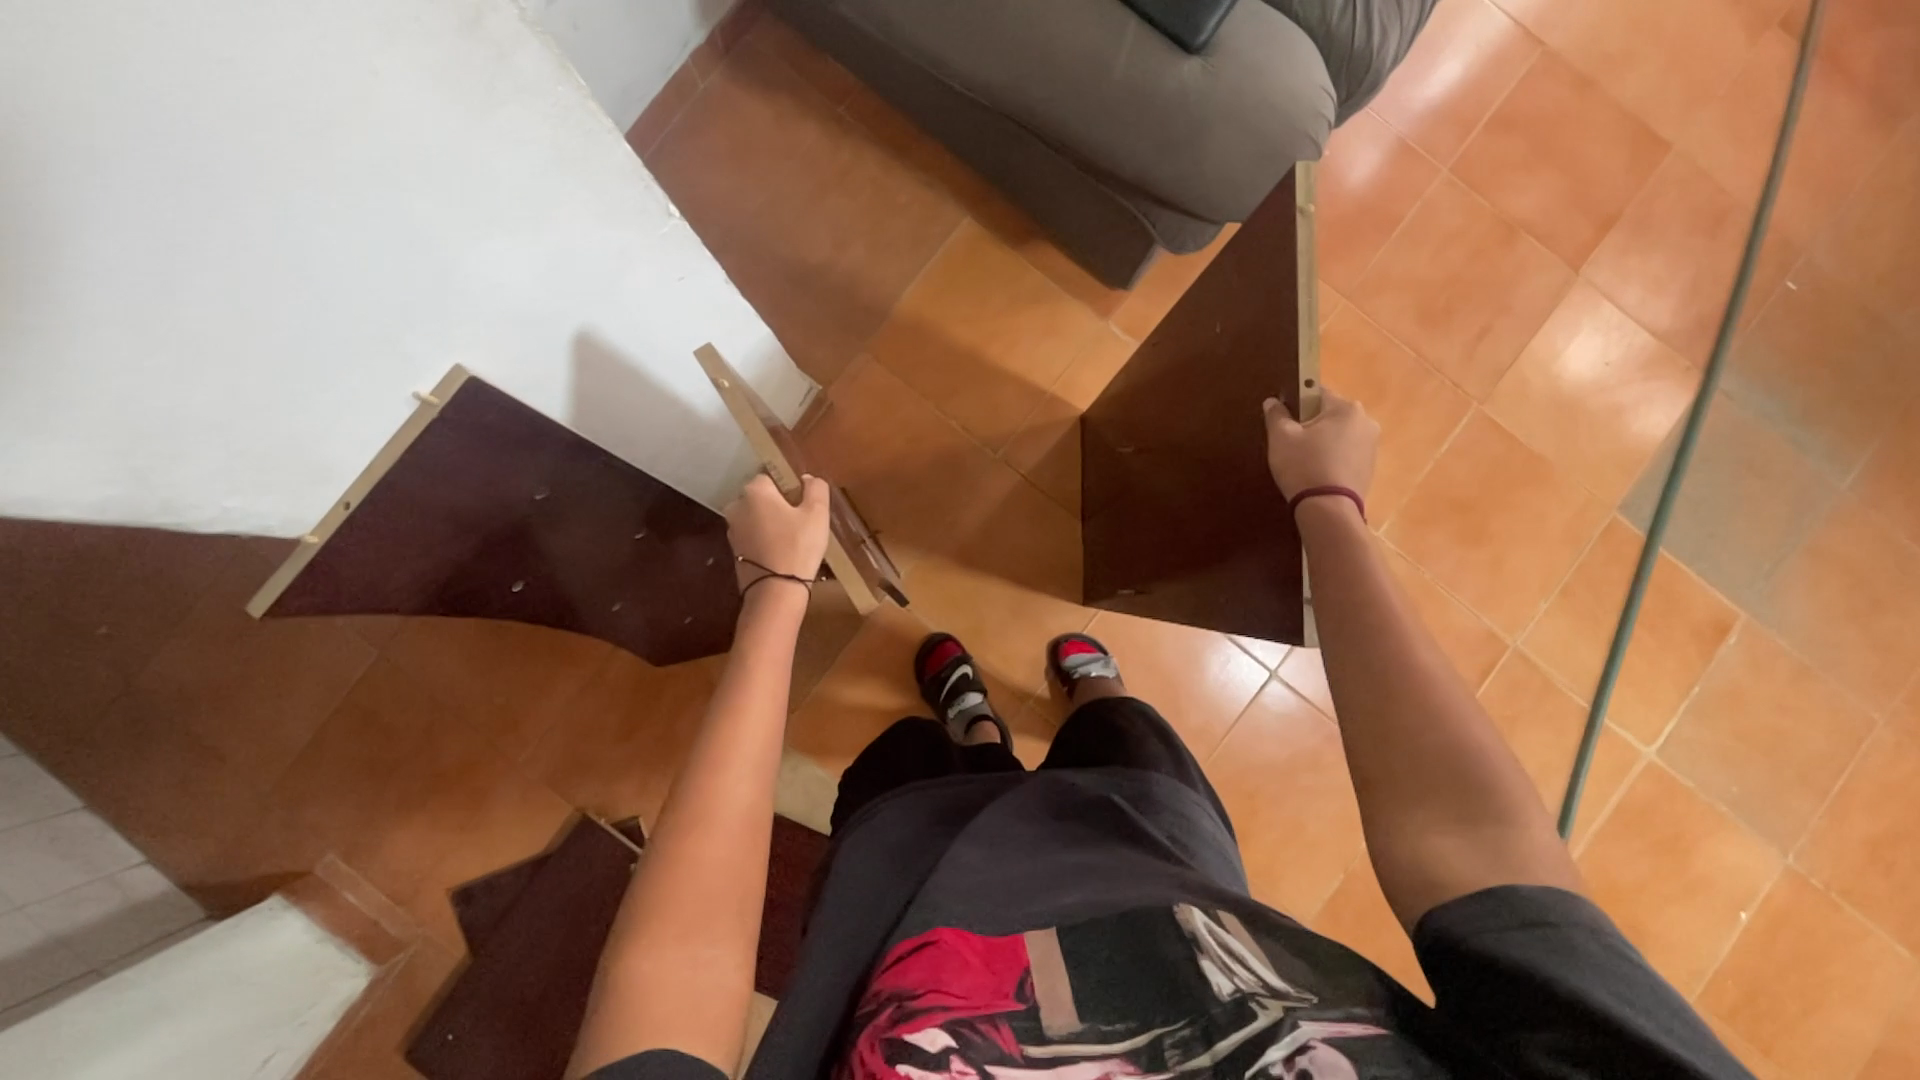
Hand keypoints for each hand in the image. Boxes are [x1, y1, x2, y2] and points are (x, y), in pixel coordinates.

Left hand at [725, 473, 830, 590]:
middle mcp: (737, 506)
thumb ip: (815, 489)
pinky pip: (752, 536)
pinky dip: (763, 540)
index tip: (802, 504)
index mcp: (755, 491)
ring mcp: (732, 530)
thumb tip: (807, 479)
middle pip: (760, 498)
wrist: (775, 591)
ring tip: (791, 540)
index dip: (788, 488)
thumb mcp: (817, 514)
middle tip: (799, 522)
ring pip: (755, 518)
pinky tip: (780, 552)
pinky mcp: (733, 550)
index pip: (771, 477)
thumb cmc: (798, 547)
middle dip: (777, 505)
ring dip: (769, 523)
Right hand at [1262, 391, 1377, 500]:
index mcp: (1346, 408)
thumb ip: (1276, 415)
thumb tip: (1272, 402)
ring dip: (1323, 442)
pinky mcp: (1371, 467)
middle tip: (1292, 444)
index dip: (1296, 403)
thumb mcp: (1281, 437)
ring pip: (1339, 435)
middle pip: (1330, 415)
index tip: (1285, 420)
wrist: (1328, 509)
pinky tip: (1319, 473)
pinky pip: (1347, 454)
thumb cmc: (1303, 466)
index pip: (1316, 392)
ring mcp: (1372, 445)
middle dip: (1312, 425)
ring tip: (1305, 462)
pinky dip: (1333, 458)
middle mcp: (1366, 421)